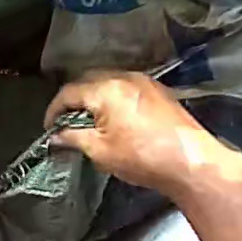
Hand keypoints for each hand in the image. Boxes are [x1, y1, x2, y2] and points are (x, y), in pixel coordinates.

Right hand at [46, 71, 241, 202]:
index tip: (50, 128)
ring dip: (94, 98)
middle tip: (66, 122)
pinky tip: (115, 119)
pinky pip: (127, 88)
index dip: (54, 110)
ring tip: (89, 121)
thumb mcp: (100, 152)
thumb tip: (56, 136)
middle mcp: (125, 78)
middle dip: (73, 100)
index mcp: (106, 90)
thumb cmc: (143, 158)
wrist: (191, 163)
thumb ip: (73, 138)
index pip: (69, 92)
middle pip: (88, 81)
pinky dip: (114, 99)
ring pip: (109, 82)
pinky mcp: (159, 92)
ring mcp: (145, 82)